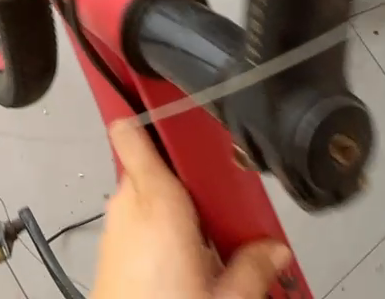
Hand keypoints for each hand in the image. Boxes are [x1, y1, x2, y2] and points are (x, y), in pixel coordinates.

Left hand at [89, 121, 293, 298]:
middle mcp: (128, 205)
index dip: (146, 119)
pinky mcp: (109, 253)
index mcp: (156, 201)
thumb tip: (275, 250)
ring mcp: (115, 228)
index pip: (133, 135)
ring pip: (147, 201)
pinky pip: (138, 227)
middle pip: (156, 172)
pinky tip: (187, 271)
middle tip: (223, 217)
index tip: (168, 114)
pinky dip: (160, 236)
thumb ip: (254, 267)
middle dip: (188, 189)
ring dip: (176, 215)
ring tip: (211, 254)